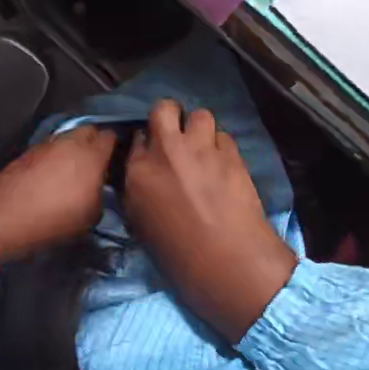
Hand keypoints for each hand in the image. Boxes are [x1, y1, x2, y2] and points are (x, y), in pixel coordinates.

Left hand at [0, 126, 118, 263]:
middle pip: (90, 130)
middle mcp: (70, 142)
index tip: (121, 156)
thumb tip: (99, 187)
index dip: (119, 144)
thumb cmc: (54, 219)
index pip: (112, 136)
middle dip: (97, 140)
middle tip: (100, 159)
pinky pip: (51, 147)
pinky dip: (57, 155)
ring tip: (77, 167)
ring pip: (68, 137)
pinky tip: (55, 172)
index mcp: (91, 155)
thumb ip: (101, 195)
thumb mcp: (91, 216)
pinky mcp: (28, 152)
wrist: (4, 217)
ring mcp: (46, 144)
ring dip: (75, 147)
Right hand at [123, 99, 296, 342]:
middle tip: (177, 134)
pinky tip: (223, 164)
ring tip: (204, 147)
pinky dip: (221, 146)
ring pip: (200, 115)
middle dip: (170, 116)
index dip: (148, 141)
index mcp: (137, 171)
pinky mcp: (231, 154)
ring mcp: (201, 149)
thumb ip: (138, 188)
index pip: (138, 137)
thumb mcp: (140, 221)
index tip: (154, 151)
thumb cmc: (176, 252)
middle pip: (164, 109)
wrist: (225, 260)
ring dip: (200, 128)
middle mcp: (167, 151)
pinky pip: (224, 136)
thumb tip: (143, 173)